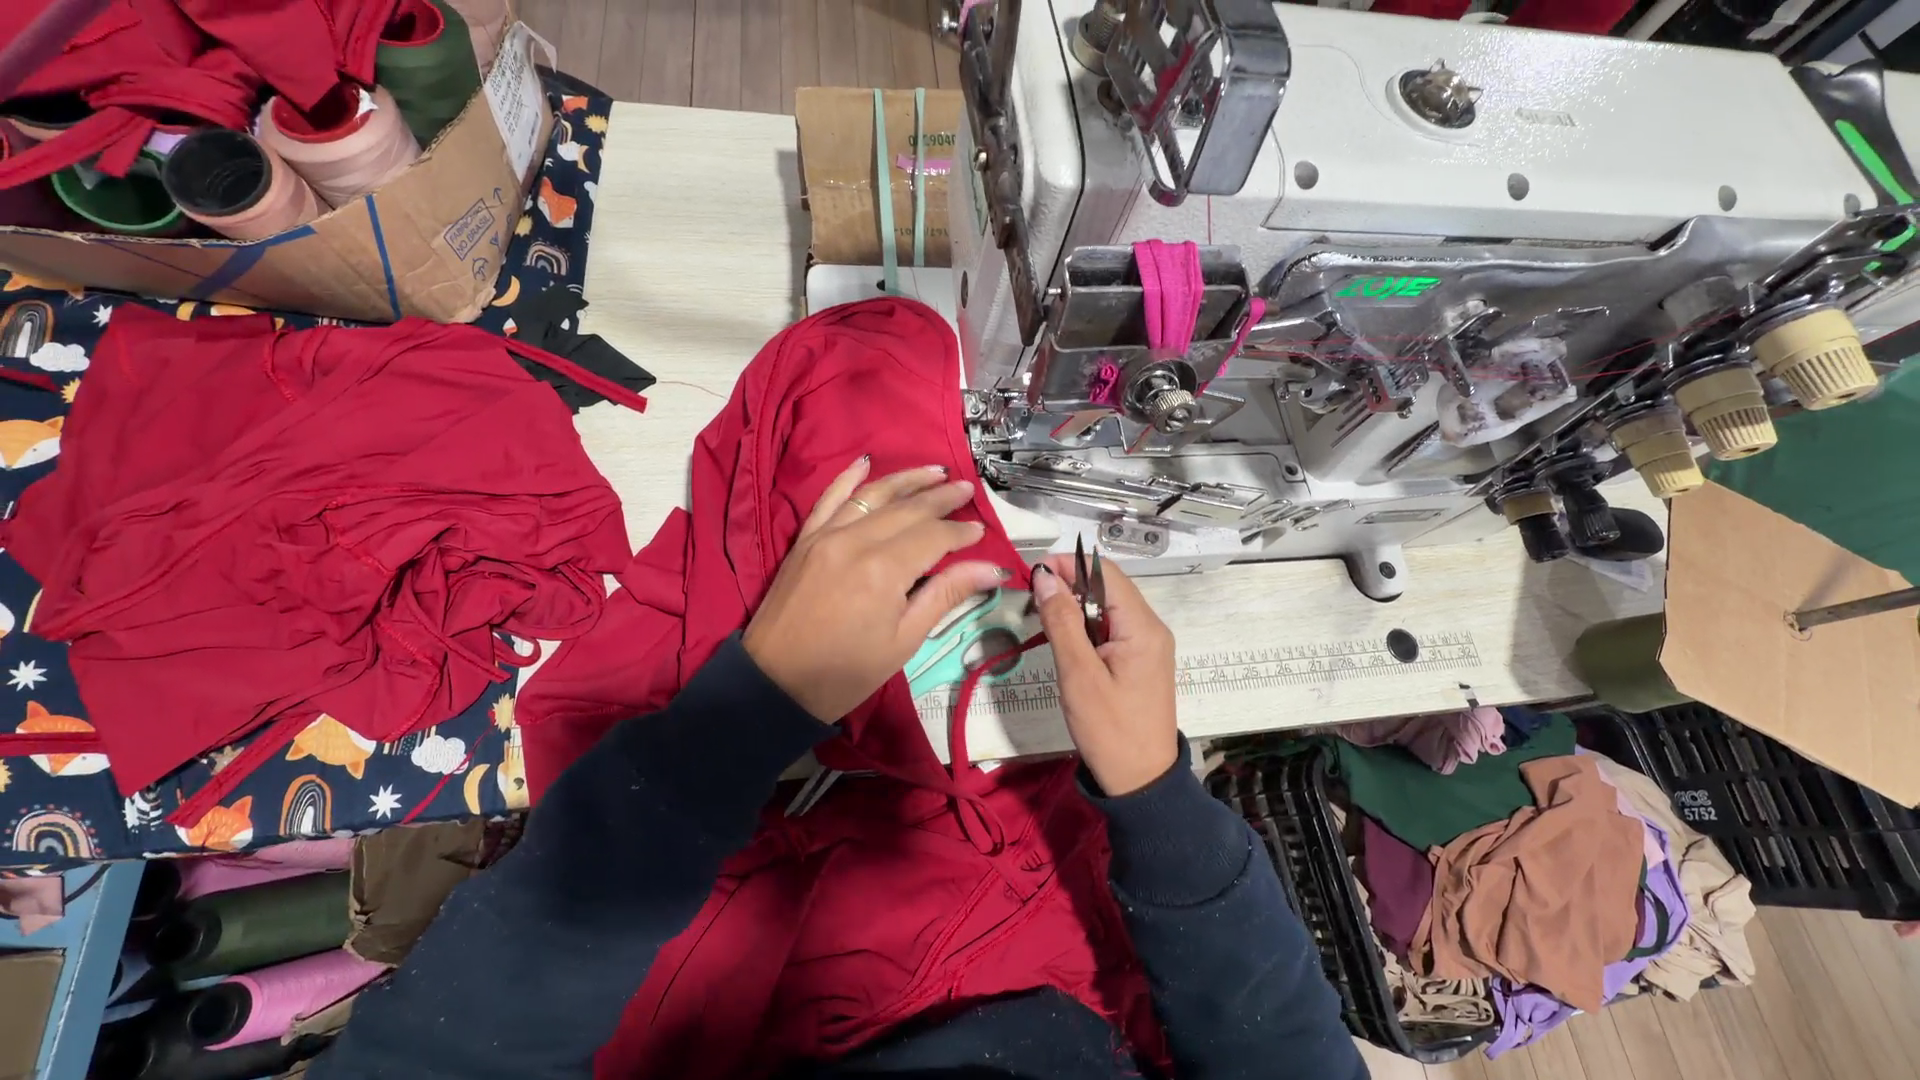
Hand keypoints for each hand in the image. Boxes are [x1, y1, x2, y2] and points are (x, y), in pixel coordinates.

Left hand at [743, 457, 1007, 721]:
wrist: (775, 683)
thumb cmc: (846, 672)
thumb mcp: (903, 641)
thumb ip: (945, 595)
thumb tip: (992, 568)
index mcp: (884, 570)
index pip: (933, 537)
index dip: (960, 533)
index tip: (981, 531)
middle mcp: (855, 541)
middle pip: (907, 509)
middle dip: (941, 498)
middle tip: (967, 490)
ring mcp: (826, 536)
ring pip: (873, 495)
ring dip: (906, 480)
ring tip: (935, 471)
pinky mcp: (804, 540)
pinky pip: (829, 498)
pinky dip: (848, 478)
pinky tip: (865, 463)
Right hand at [1029, 553, 1177, 795]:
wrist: (1141, 781)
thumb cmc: (1109, 729)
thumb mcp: (1078, 675)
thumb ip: (1061, 621)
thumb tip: (1044, 576)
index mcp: (1142, 627)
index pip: (1105, 572)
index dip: (1068, 564)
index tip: (1032, 573)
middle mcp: (1151, 627)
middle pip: (1107, 586)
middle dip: (1068, 583)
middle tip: (1031, 598)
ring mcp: (1147, 644)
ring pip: (1107, 606)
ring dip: (1074, 605)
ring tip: (1041, 617)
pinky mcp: (1140, 660)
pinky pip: (1110, 628)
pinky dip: (1085, 626)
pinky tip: (1063, 639)